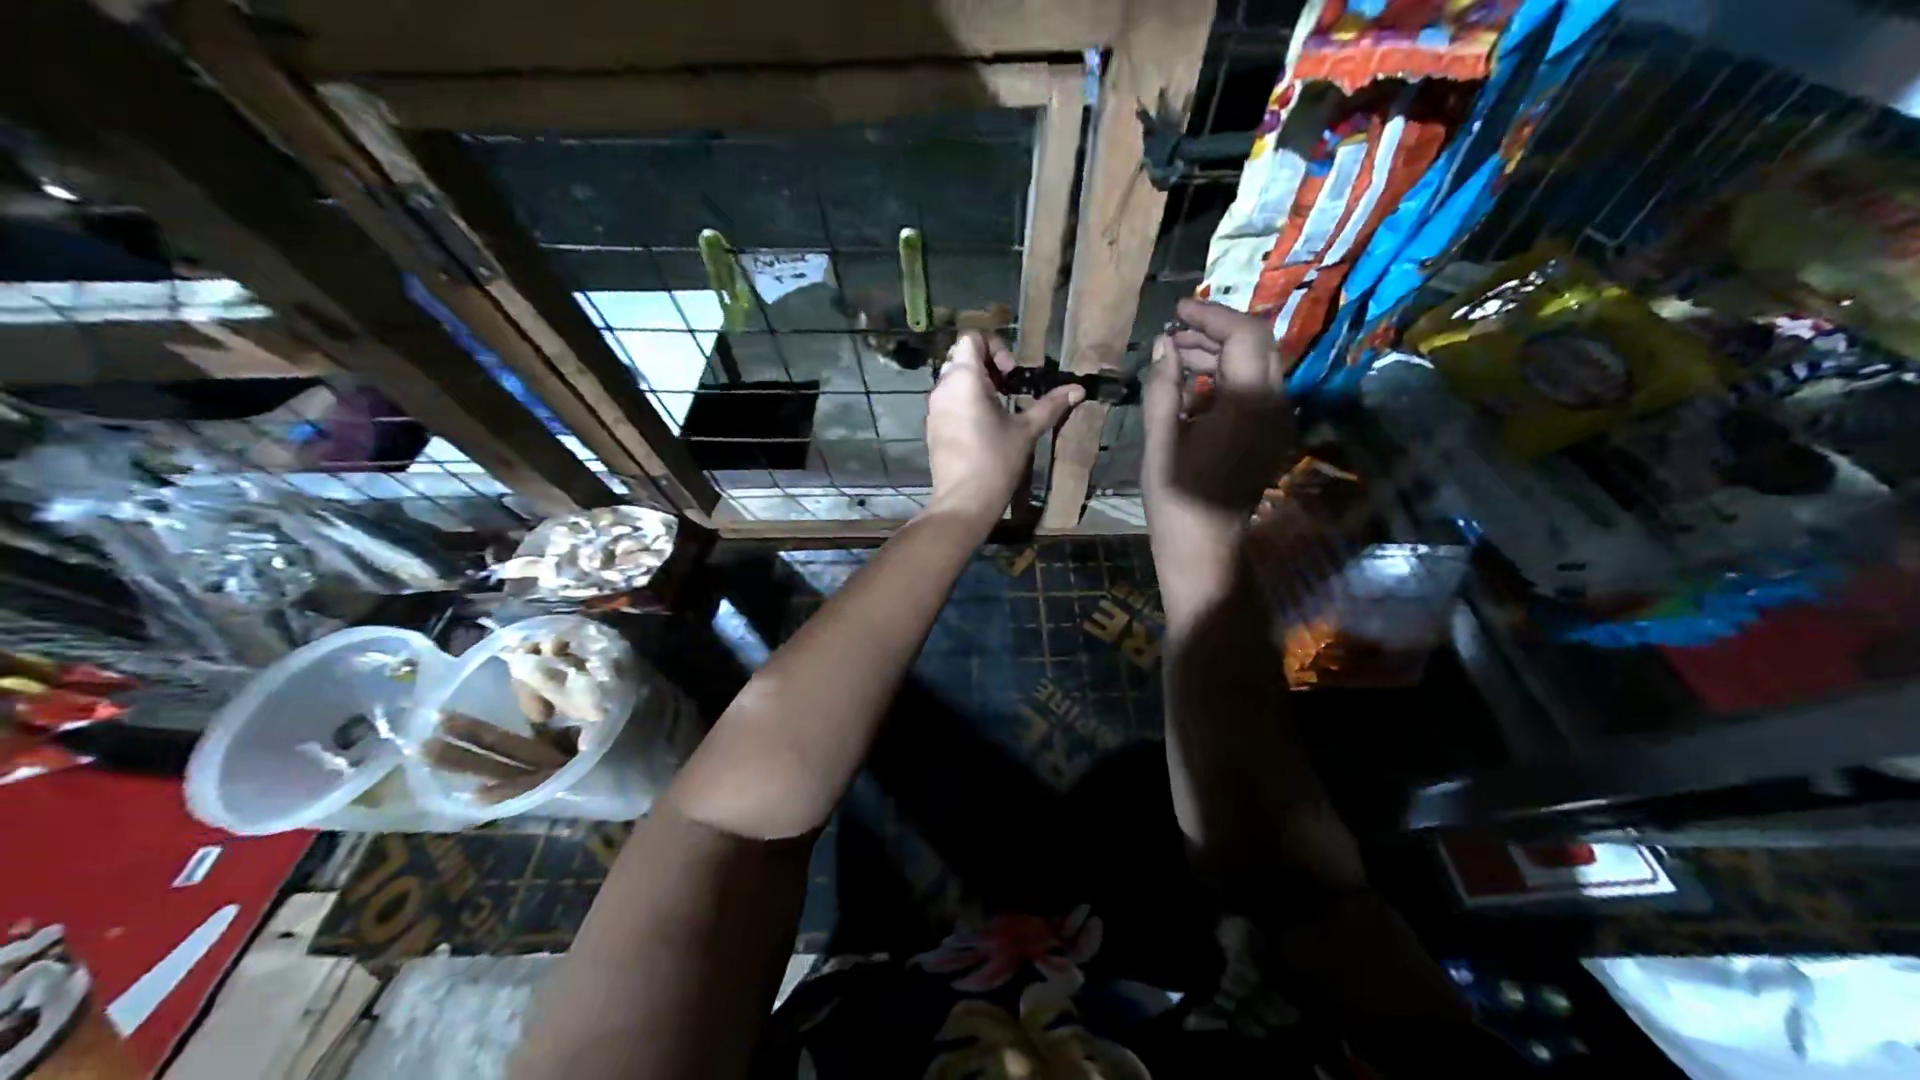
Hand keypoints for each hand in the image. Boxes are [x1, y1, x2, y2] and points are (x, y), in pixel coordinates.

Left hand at [925, 330, 1081, 524]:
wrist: (964, 500)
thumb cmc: (996, 460)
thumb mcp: (1026, 430)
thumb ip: (1050, 406)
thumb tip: (1078, 390)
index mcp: (964, 378)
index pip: (971, 338)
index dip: (995, 347)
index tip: (1011, 374)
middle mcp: (943, 387)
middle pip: (962, 357)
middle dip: (987, 366)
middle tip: (1008, 389)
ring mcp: (934, 408)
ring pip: (953, 379)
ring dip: (977, 385)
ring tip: (999, 408)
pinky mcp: (932, 426)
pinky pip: (948, 400)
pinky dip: (965, 402)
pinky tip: (983, 427)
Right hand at [1143, 298, 1294, 629]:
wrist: (1204, 547)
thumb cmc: (1176, 499)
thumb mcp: (1159, 440)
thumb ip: (1163, 387)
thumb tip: (1163, 344)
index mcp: (1249, 404)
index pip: (1244, 334)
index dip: (1210, 316)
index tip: (1176, 312)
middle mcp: (1275, 406)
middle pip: (1257, 344)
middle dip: (1214, 333)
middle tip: (1172, 339)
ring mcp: (1278, 422)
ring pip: (1257, 366)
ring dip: (1219, 356)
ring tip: (1175, 362)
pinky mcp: (1271, 435)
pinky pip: (1256, 391)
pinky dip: (1227, 380)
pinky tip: (1191, 394)